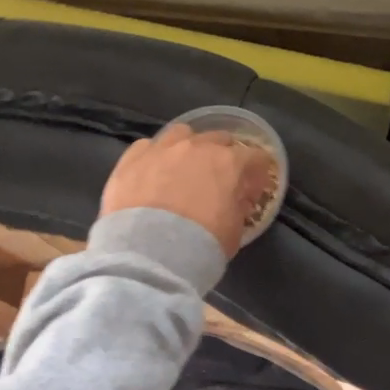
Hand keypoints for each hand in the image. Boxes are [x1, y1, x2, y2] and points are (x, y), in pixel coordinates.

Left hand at [100, 122, 274, 257]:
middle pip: (219, 138)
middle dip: (223, 155)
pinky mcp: (131, 160)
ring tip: (182, 167)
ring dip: (188, 147)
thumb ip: (239, 207)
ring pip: (182, 133)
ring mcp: (163, 150)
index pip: (256, 156)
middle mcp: (198, 147)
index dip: (257, 172)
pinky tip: (150, 173)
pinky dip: (153, 156)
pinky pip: (147, 146)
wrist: (146, 256)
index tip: (253, 190)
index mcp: (229, 163)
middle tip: (218, 179)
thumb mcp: (235, 231)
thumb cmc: (200, 245)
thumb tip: (238, 200)